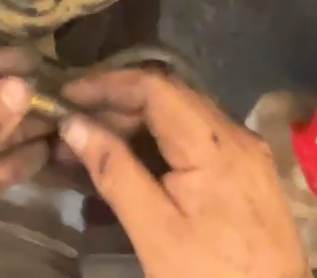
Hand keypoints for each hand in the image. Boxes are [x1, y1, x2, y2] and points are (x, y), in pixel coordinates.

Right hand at [60, 70, 310, 277]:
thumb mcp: (155, 231)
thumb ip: (114, 170)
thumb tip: (72, 123)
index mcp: (214, 143)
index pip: (153, 86)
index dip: (106, 84)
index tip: (67, 97)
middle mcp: (235, 134)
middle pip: (167, 96)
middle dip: (116, 104)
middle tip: (73, 126)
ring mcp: (246, 152)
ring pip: (180, 114)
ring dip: (135, 121)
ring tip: (94, 143)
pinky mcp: (248, 173)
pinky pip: (196, 137)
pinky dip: (159, 140)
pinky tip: (134, 160)